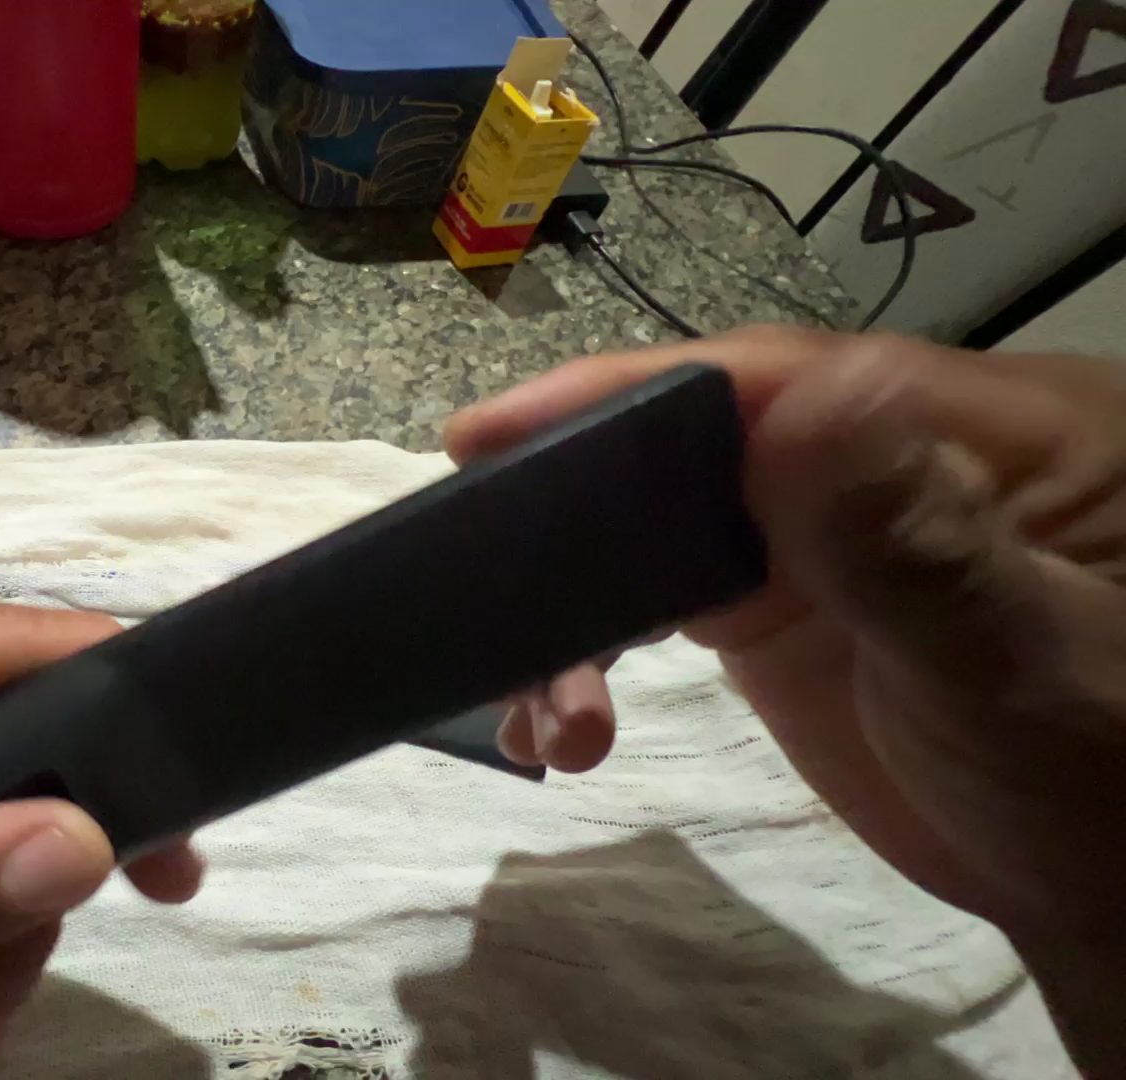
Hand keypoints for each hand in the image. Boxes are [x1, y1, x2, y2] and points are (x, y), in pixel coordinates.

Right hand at [448, 326, 1125, 1071]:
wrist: (1099, 888)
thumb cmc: (1104, 786)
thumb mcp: (1021, 666)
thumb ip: (910, 539)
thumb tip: (810, 397)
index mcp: (960, 433)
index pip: (762, 380)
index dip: (613, 393)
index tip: (484, 432)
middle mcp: (856, 468)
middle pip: (672, 450)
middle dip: (557, 503)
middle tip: (458, 539)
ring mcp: (794, 537)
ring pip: (635, 537)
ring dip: (565, 623)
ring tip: (542, 713)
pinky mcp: (750, 603)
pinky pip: (637, 603)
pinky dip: (584, 663)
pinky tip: (561, 726)